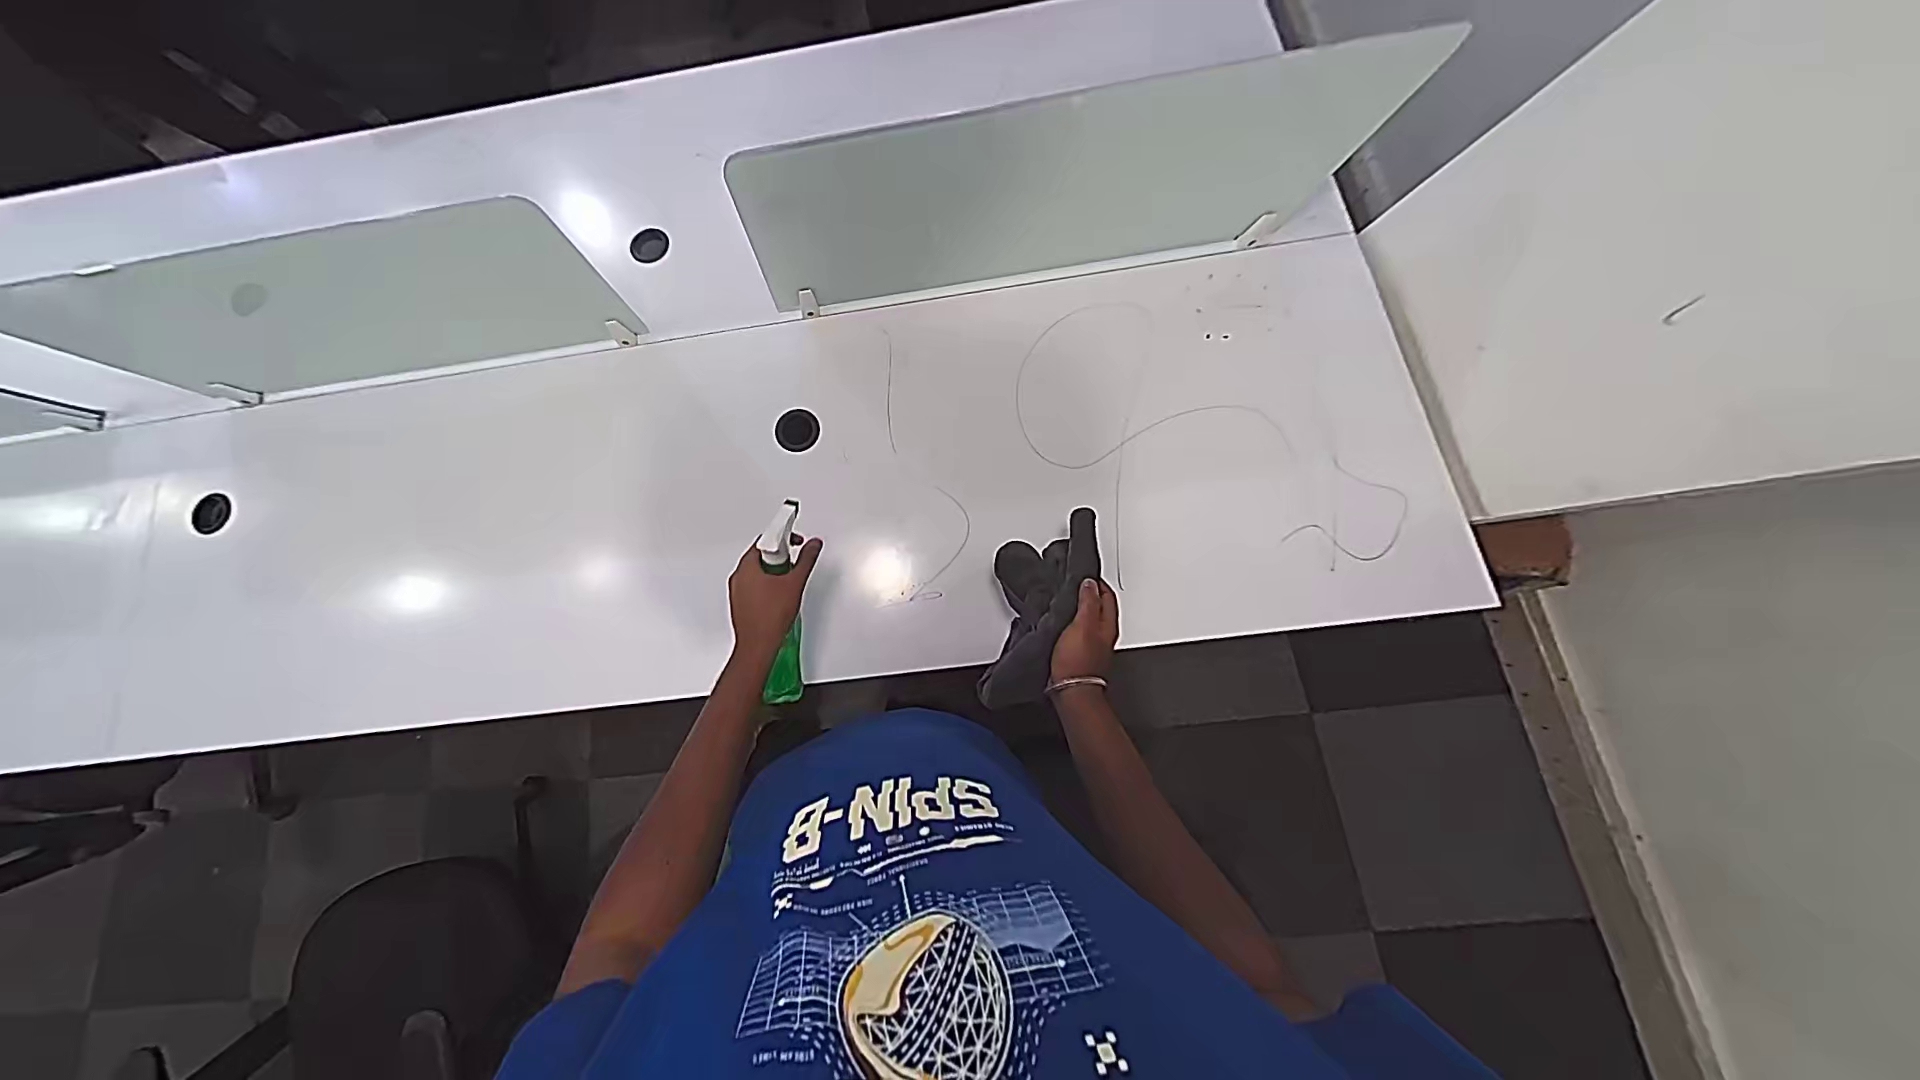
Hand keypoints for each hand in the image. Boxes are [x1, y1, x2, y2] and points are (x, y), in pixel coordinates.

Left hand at [729, 535, 822, 662]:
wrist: (759, 645)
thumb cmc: (770, 617)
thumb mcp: (795, 582)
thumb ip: (806, 559)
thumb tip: (813, 545)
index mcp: (747, 567)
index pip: (764, 541)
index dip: (782, 537)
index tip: (794, 541)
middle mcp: (738, 578)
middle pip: (760, 556)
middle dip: (780, 556)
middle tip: (794, 562)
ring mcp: (738, 592)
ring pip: (757, 572)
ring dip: (774, 572)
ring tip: (789, 581)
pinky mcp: (741, 604)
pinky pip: (754, 587)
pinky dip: (767, 586)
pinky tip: (780, 596)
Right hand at [1051, 578, 1117, 682]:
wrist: (1070, 690)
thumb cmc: (1079, 662)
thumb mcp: (1083, 625)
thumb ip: (1088, 602)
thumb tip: (1090, 584)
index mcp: (1108, 625)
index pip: (1107, 596)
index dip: (1098, 583)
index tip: (1088, 575)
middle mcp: (1103, 635)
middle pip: (1100, 607)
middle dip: (1091, 594)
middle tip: (1080, 584)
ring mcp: (1092, 645)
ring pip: (1090, 619)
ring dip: (1081, 608)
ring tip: (1071, 599)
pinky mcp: (1080, 653)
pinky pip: (1079, 631)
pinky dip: (1073, 622)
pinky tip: (1064, 622)